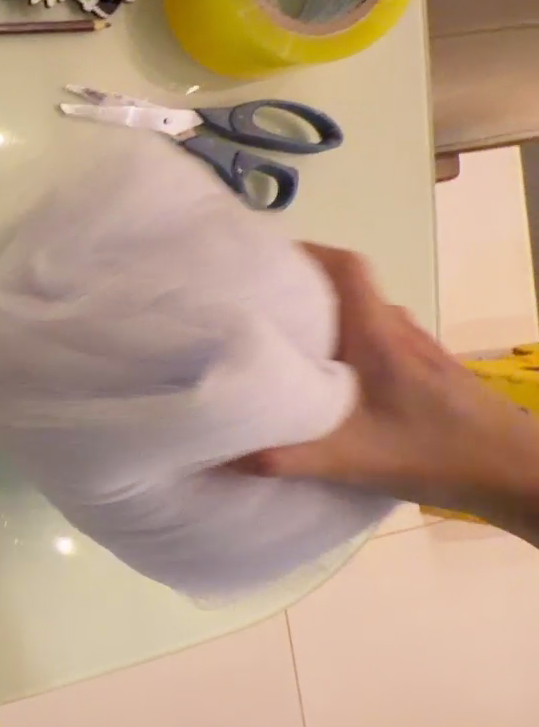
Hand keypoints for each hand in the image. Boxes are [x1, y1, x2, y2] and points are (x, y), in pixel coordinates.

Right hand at [239, 244, 538, 528]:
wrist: (523, 474)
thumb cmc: (437, 453)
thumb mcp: (350, 460)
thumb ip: (282, 457)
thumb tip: (218, 455)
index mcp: (377, 338)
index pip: (347, 270)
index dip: (304, 252)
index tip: (259, 255)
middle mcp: (398, 333)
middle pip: (346, 289)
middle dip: (297, 286)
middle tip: (248, 300)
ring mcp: (417, 349)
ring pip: (362, 312)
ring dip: (322, 313)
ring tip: (277, 332)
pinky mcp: (426, 368)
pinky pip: (376, 334)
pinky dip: (344, 336)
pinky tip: (324, 368)